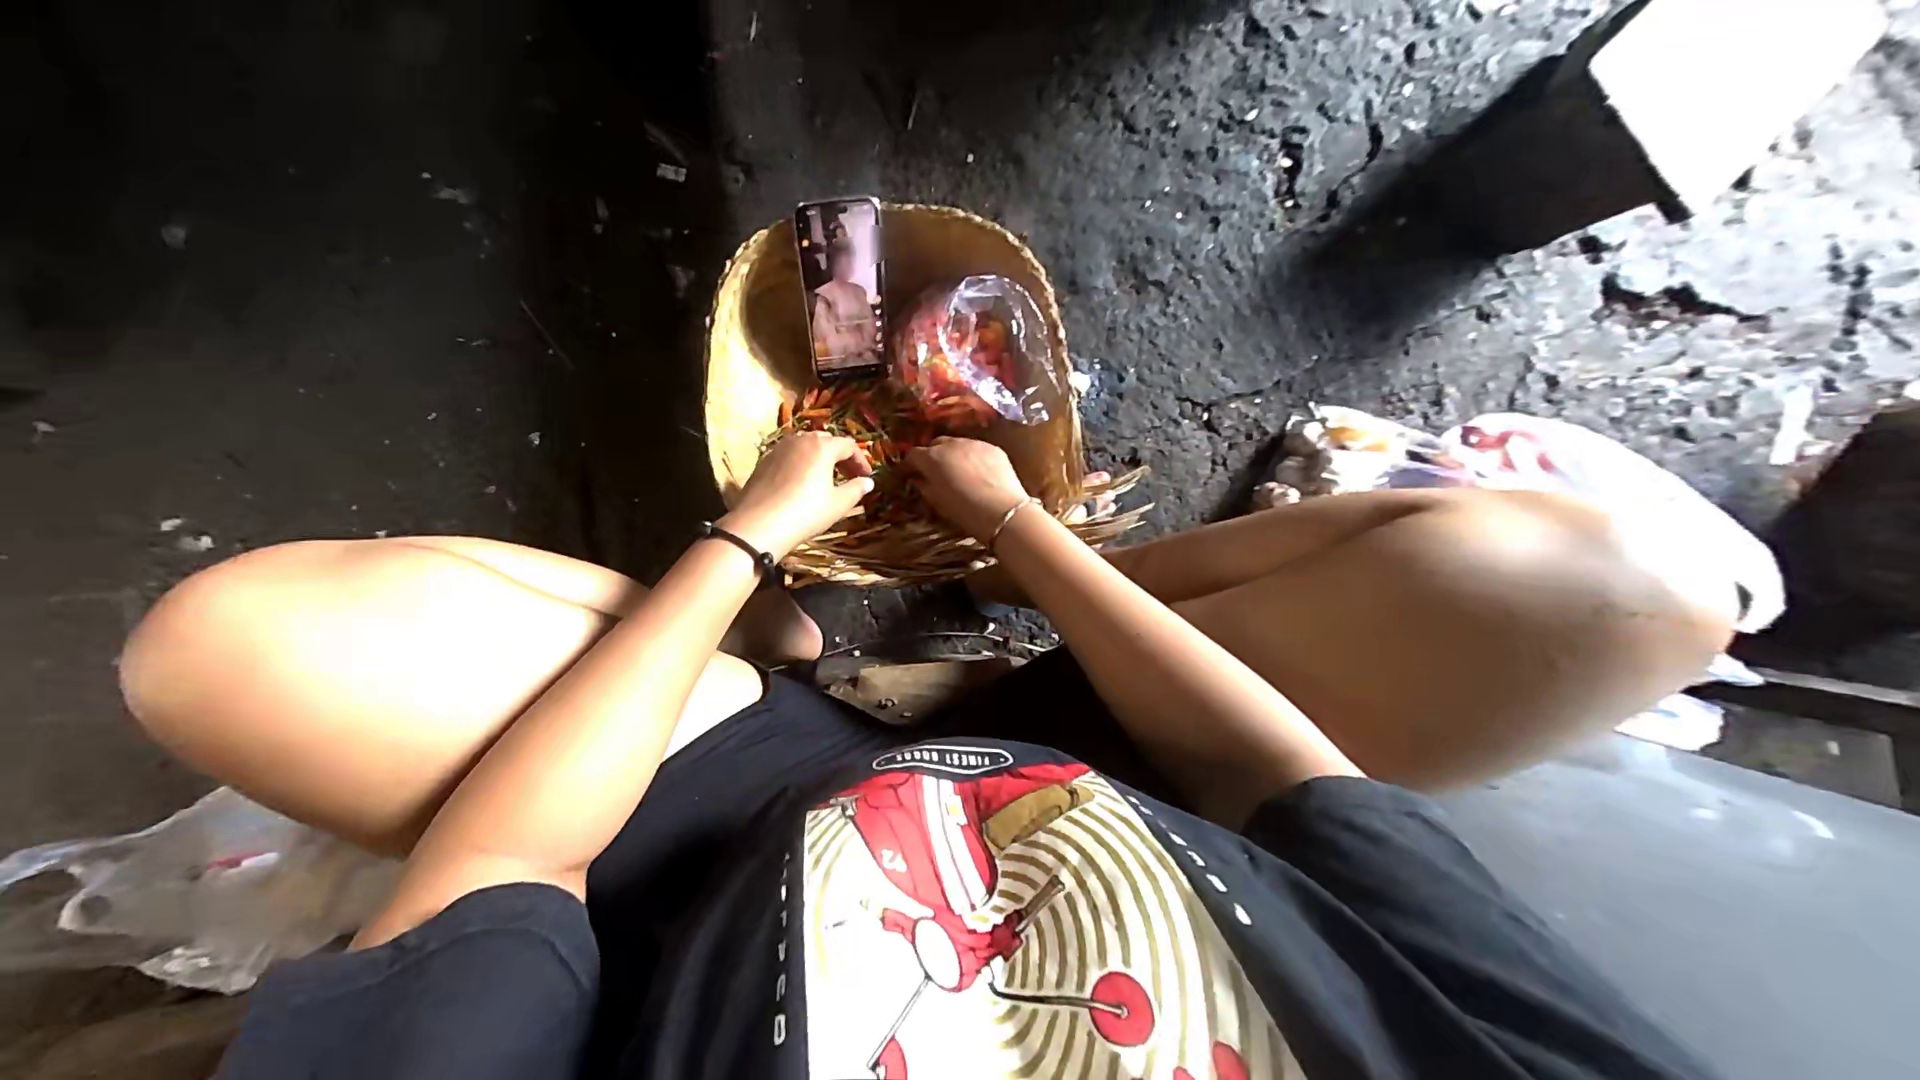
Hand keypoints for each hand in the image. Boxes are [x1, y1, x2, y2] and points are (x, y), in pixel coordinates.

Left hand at [721, 432, 873, 558]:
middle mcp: (800, 440)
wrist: (759, 524)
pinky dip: (800, 463)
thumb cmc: (806, 512)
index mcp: (822, 446)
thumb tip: (868, 482)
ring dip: (818, 457)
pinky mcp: (763, 461)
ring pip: (804, 445)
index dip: (860, 460)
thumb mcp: (838, 504)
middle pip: (825, 440)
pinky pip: (788, 455)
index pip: (848, 445)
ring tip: (825, 476)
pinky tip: (801, 482)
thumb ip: (856, 489)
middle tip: (848, 474)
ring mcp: (778, 449)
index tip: (866, 476)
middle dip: (839, 455)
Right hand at [906, 437, 1032, 541]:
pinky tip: (978, 473)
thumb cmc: (964, 511)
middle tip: (934, 472)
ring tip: (958, 471)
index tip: (908, 475)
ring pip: (958, 444)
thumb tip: (917, 480)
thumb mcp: (937, 502)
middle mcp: (952, 444)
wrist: (1003, 511)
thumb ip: (924, 486)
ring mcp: (974, 443)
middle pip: (936, 444)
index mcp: (932, 458)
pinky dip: (972, 457)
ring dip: (953, 455)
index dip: (909, 465)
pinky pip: (977, 449)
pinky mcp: (993, 448)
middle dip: (932, 455)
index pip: (913, 455)